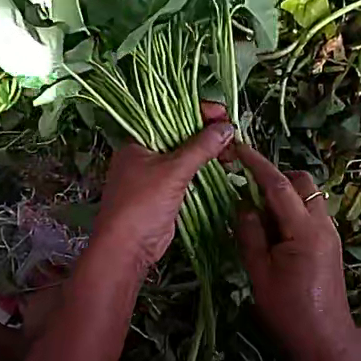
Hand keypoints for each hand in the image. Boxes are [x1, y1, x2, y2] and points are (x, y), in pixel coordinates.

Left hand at [88, 116, 236, 272]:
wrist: (127, 248)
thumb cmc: (142, 204)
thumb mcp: (173, 171)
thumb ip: (201, 147)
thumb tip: (227, 127)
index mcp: (138, 140)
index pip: (170, 114)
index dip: (198, 112)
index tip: (223, 114)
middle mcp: (144, 154)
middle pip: (180, 135)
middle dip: (207, 134)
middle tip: (233, 136)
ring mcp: (154, 175)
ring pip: (185, 156)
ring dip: (208, 153)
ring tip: (233, 152)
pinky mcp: (164, 193)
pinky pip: (187, 175)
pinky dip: (204, 171)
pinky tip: (223, 168)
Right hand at [232, 144, 360, 360]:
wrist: (325, 339)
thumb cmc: (288, 311)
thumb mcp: (259, 273)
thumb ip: (250, 234)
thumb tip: (243, 205)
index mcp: (304, 230)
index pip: (278, 184)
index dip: (256, 163)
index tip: (238, 148)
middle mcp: (322, 224)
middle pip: (301, 182)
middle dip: (275, 178)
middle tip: (248, 193)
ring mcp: (330, 234)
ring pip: (308, 197)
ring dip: (284, 196)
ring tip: (258, 218)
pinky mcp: (330, 244)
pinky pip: (310, 214)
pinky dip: (291, 212)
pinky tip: (273, 233)